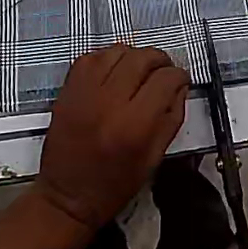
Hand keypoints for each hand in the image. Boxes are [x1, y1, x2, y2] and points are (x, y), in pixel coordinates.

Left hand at [32, 44, 189, 234]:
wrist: (66, 196)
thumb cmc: (113, 185)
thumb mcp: (154, 158)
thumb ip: (171, 117)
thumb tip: (180, 87)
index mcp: (134, 126)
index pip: (166, 80)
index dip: (180, 76)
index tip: (181, 80)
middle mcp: (109, 103)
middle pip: (142, 58)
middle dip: (160, 60)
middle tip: (163, 71)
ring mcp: (85, 93)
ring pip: (117, 51)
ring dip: (134, 56)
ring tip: (139, 70)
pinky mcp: (68, 90)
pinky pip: (91, 57)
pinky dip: (107, 57)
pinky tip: (114, 70)